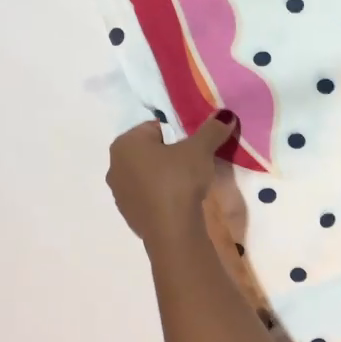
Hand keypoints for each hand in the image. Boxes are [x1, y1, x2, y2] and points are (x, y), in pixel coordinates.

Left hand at [107, 111, 236, 245]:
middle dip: (169, 156)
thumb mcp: (200, 150)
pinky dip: (160, 196)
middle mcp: (114, 164)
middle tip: (193, 166)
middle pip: (149, 152)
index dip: (179, 136)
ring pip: (146, 175)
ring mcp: (118, 191)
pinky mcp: (128, 213)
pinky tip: (178, 203)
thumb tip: (226, 114)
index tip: (195, 148)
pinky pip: (147, 196)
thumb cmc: (180, 180)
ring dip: (163, 177)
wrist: (172, 227)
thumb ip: (212, 130)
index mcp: (125, 143)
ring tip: (187, 187)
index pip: (155, 128)